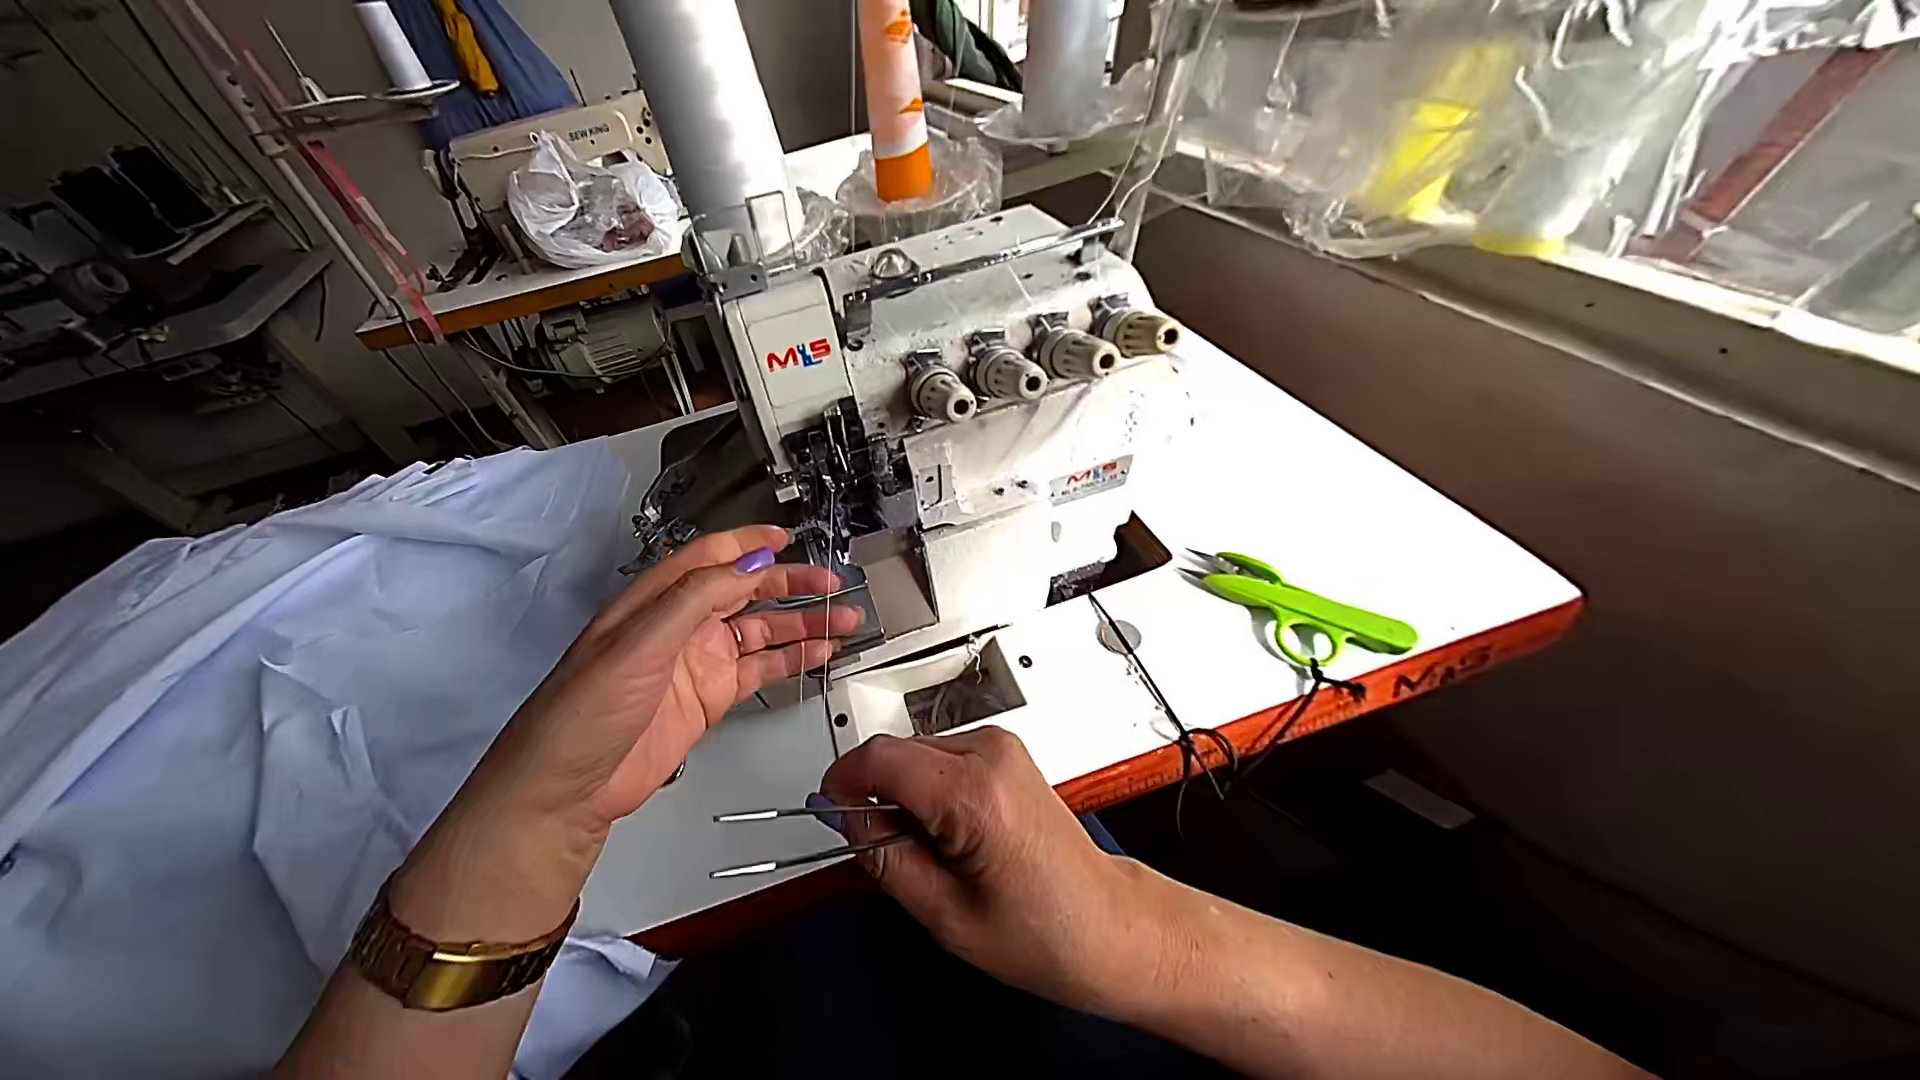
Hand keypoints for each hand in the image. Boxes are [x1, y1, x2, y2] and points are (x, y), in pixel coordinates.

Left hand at [493, 523, 862, 827]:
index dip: (749, 543)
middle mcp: (681, 625)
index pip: (711, 558)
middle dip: (791, 584)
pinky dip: (793, 658)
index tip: (783, 537)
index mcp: (656, 601)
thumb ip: (696, 598)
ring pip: (763, 629)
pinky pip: (762, 667)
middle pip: (747, 591)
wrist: (566, 789)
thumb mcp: (638, 643)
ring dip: (803, 623)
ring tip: (839, 618)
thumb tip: (745, 564)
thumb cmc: (577, 715)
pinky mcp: (712, 695)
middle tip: (829, 584)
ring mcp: (699, 660)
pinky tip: (817, 651)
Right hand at [819, 727, 1169, 1012]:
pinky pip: (941, 755)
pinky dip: (927, 786)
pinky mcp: (1005, 752)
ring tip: (928, 848)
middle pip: (896, 752)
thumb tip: (846, 816)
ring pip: (916, 752)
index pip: (880, 758)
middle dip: (874, 794)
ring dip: (902, 792)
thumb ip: (883, 856)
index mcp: (975, 793)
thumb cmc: (1047, 929)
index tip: (830, 810)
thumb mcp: (943, 913)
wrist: (1106, 922)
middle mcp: (992, 754)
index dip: (843, 782)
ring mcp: (1002, 747)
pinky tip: (947, 829)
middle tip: (880, 849)